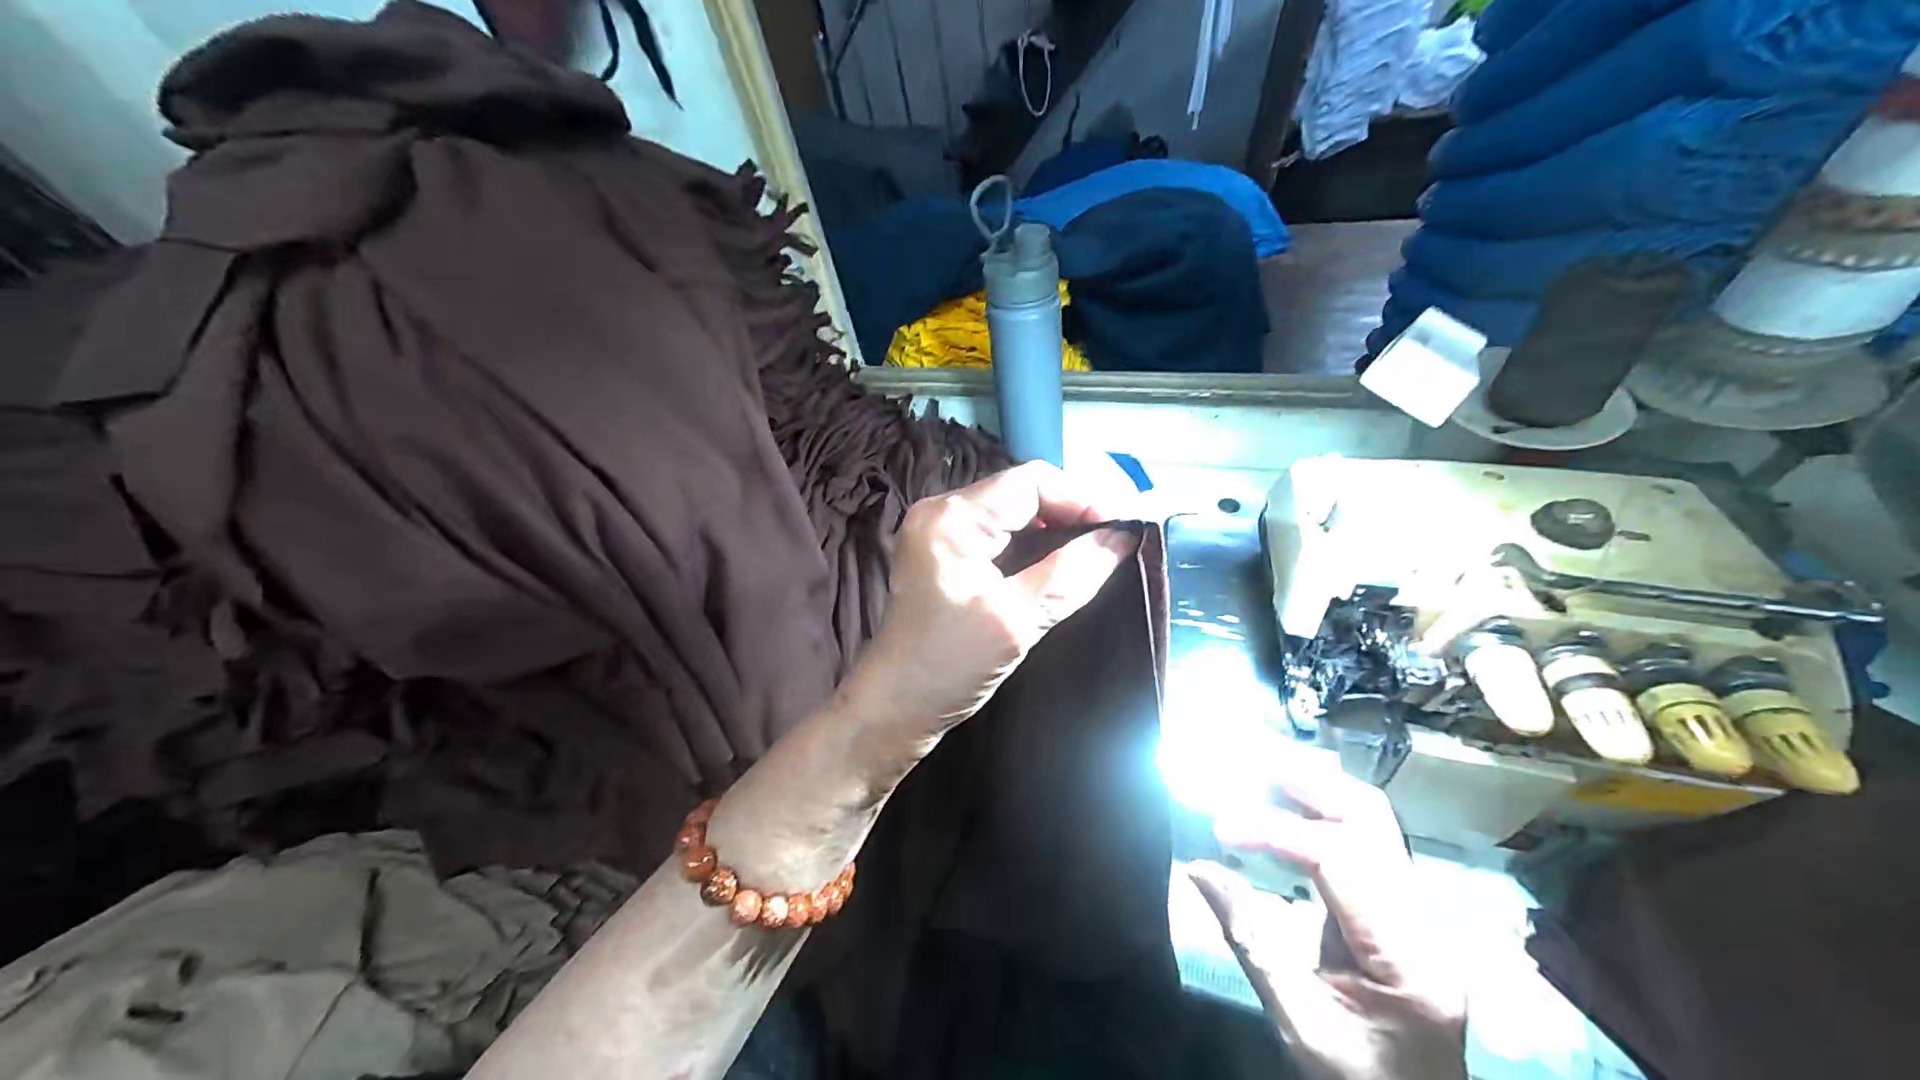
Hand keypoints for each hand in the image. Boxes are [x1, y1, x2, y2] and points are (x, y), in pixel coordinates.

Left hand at [844, 461, 1138, 740]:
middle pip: (1020, 493)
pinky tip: (1056, 567)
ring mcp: (938, 536)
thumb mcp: (1017, 619)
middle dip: (1070, 514)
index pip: (1031, 481)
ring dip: (1052, 532)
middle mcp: (940, 513)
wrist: (892, 711)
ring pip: (1011, 516)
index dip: (1082, 499)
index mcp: (952, 517)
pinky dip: (1030, 548)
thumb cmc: (948, 665)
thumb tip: (1123, 538)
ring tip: (1093, 554)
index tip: (1120, 531)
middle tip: (1113, 543)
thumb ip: (1072, 573)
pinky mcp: (942, 559)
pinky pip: (997, 538)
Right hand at [1188, 755, 1466, 1079]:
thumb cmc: (1357, 1079)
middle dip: (1308, 786)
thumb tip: (1197, 868)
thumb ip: (1250, 942)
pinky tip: (1288, 807)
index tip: (1222, 826)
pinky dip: (1322, 813)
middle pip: (1373, 823)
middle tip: (1249, 767)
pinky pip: (1365, 840)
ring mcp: (1421, 912)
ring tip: (1264, 775)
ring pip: (1375, 822)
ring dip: (1317, 791)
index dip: (1276, 831)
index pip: (1340, 862)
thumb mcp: (1298, 1023)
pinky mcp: (1403, 909)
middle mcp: (1425, 923)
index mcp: (1407, 959)